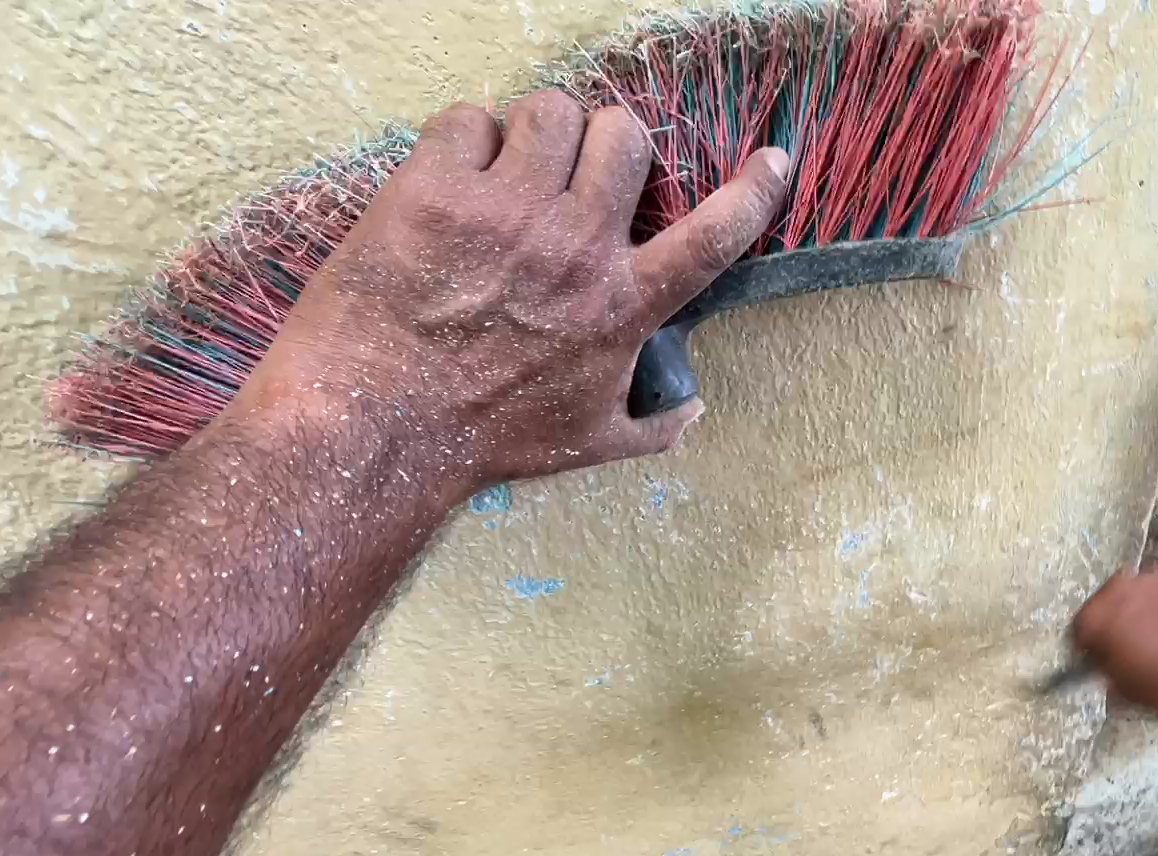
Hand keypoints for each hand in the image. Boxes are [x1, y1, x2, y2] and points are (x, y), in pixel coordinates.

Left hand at [232, 90, 789, 506]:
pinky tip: (463, 176)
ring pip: (552, 112)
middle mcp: (578, 247)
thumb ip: (659, 427)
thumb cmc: (498, 435)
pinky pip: (470, 118)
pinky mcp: (434, 189)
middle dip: (615, 145)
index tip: (774, 161)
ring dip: (545, 133)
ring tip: (524, 167)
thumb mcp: (597, 441)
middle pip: (625, 137)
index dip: (754, 192)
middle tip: (588, 173)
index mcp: (625, 305)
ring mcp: (507, 212)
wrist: (383, 422)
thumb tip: (697, 412)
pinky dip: (471, 138)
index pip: (713, 236)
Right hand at [1072, 568, 1157, 717]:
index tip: (1095, 654)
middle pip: (1107, 601)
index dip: (1088, 643)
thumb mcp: (1120, 686)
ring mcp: (1153, 578)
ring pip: (1138, 592)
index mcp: (1096, 616)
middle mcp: (1119, 588)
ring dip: (1143, 607)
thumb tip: (1104, 660)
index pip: (1079, 626)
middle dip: (1114, 619)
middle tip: (1127, 643)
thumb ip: (1104, 666)